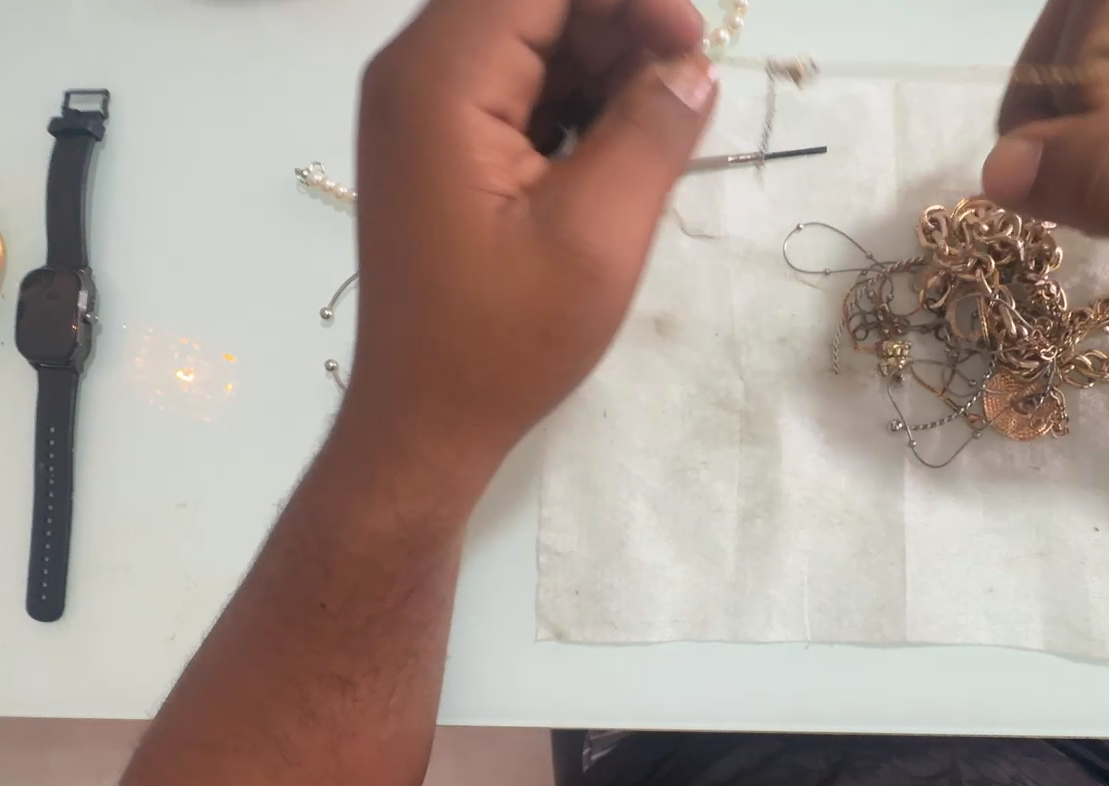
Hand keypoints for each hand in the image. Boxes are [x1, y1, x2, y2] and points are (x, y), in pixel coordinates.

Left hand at [342, 0, 718, 487]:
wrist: (427, 421)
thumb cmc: (505, 342)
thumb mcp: (596, 238)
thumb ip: (651, 135)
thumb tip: (691, 70)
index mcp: (441, 79)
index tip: (692, 44)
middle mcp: (416, 79)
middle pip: (528, 2)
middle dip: (616, 26)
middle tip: (685, 86)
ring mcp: (421, 121)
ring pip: (522, 49)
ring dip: (597, 70)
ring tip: (657, 127)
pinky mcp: (437, 162)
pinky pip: (510, 102)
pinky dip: (568, 112)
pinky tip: (611, 155)